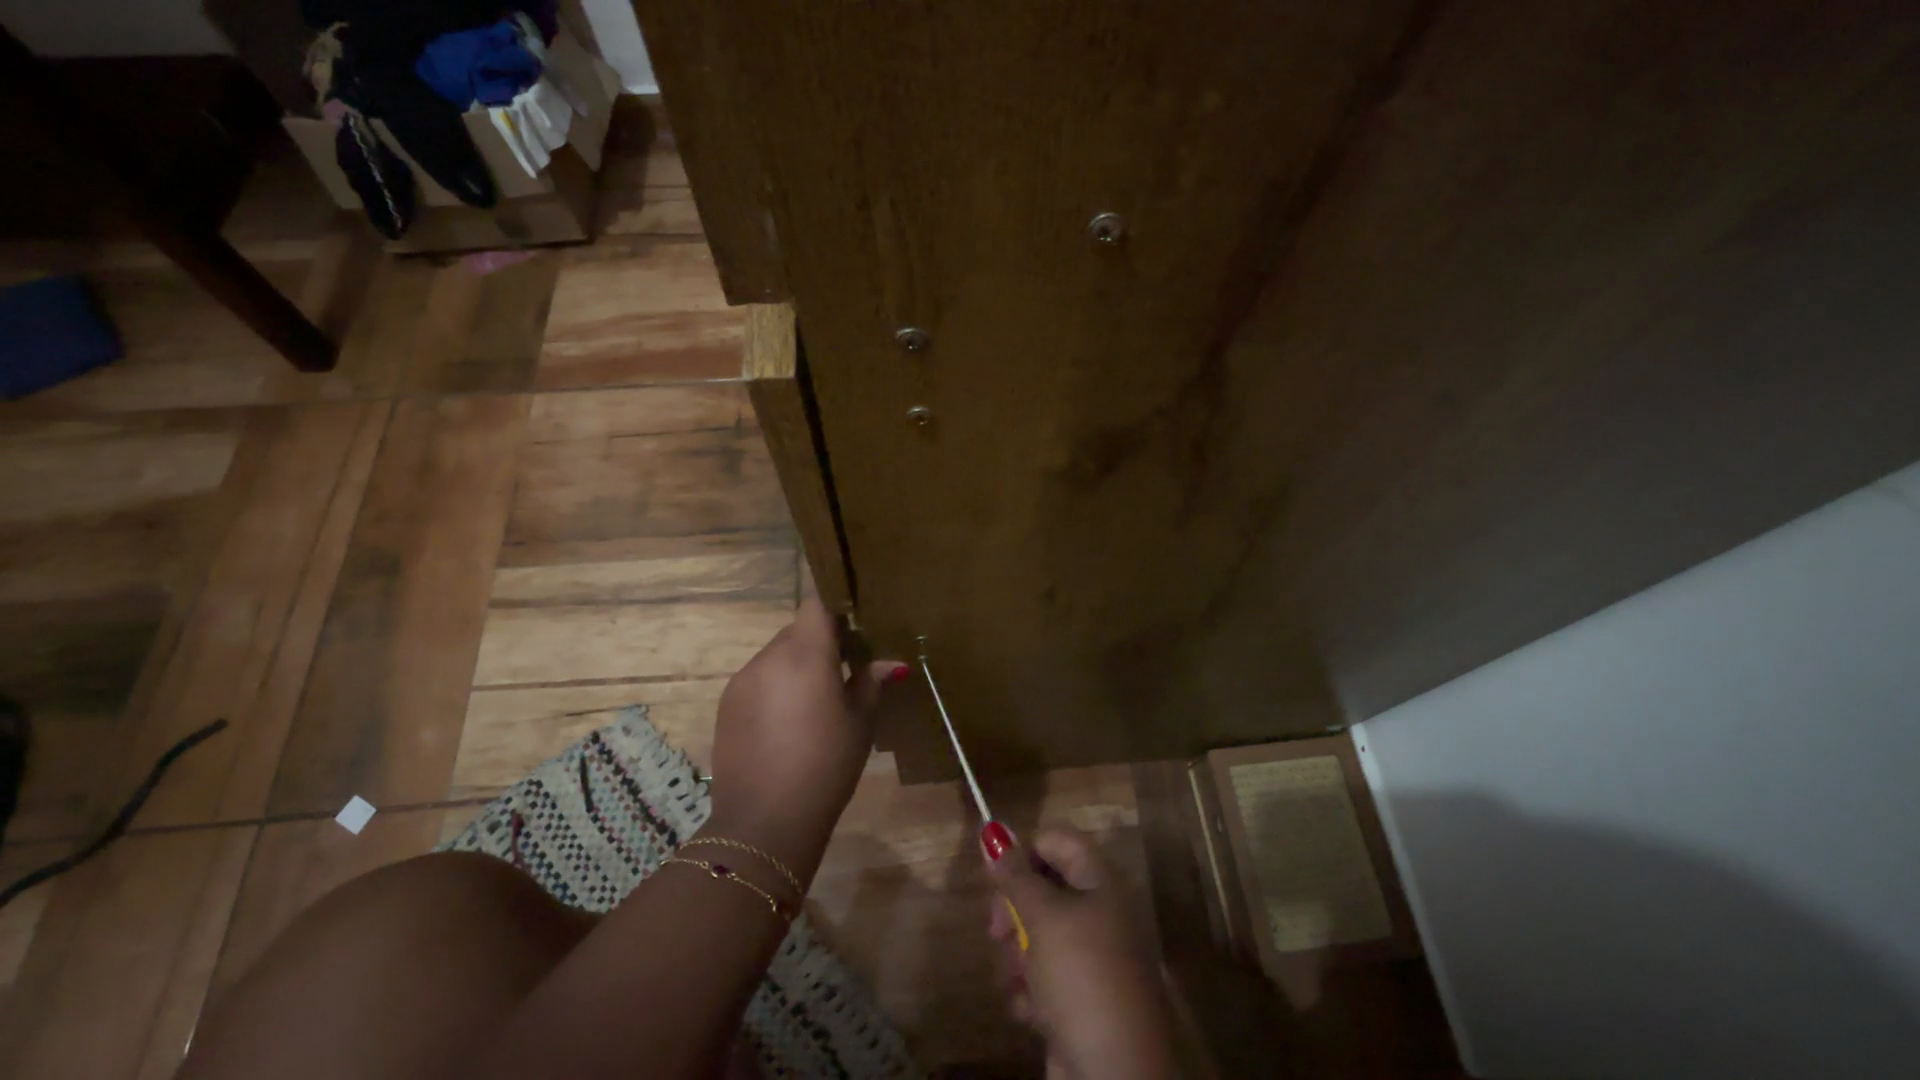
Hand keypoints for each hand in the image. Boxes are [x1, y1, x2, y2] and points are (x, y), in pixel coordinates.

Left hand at [705, 598, 905, 873]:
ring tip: (816, 706)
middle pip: (796, 631)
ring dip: (796, 668)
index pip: (817, 604)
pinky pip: (757, 681)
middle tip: (844, 673)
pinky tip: (788, 726)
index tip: (856, 629)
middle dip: (820, 644)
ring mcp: (742, 681)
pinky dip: (775, 689)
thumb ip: (871, 684)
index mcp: (805, 654)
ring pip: (775, 657)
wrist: (764, 821)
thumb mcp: (860, 725)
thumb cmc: (825, 767)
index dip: (836, 610)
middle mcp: (768, 658)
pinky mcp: (726, 706)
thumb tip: (891, 664)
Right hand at [988, 829, 1176, 1079]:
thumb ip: (1015, 876)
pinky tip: (1030, 1010)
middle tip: (997, 931)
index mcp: (1100, 884)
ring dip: (1017, 957)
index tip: (996, 875)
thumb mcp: (1043, 917)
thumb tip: (993, 833)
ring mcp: (1090, 960)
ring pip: (1037, 937)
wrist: (1114, 1069)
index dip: (1026, 849)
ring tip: (1017, 979)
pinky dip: (1030, 992)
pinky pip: (1043, 978)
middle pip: (1044, 890)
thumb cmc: (1081, 976)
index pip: (1060, 841)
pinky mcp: (1078, 999)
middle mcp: (1099, 915)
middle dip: (1014, 911)